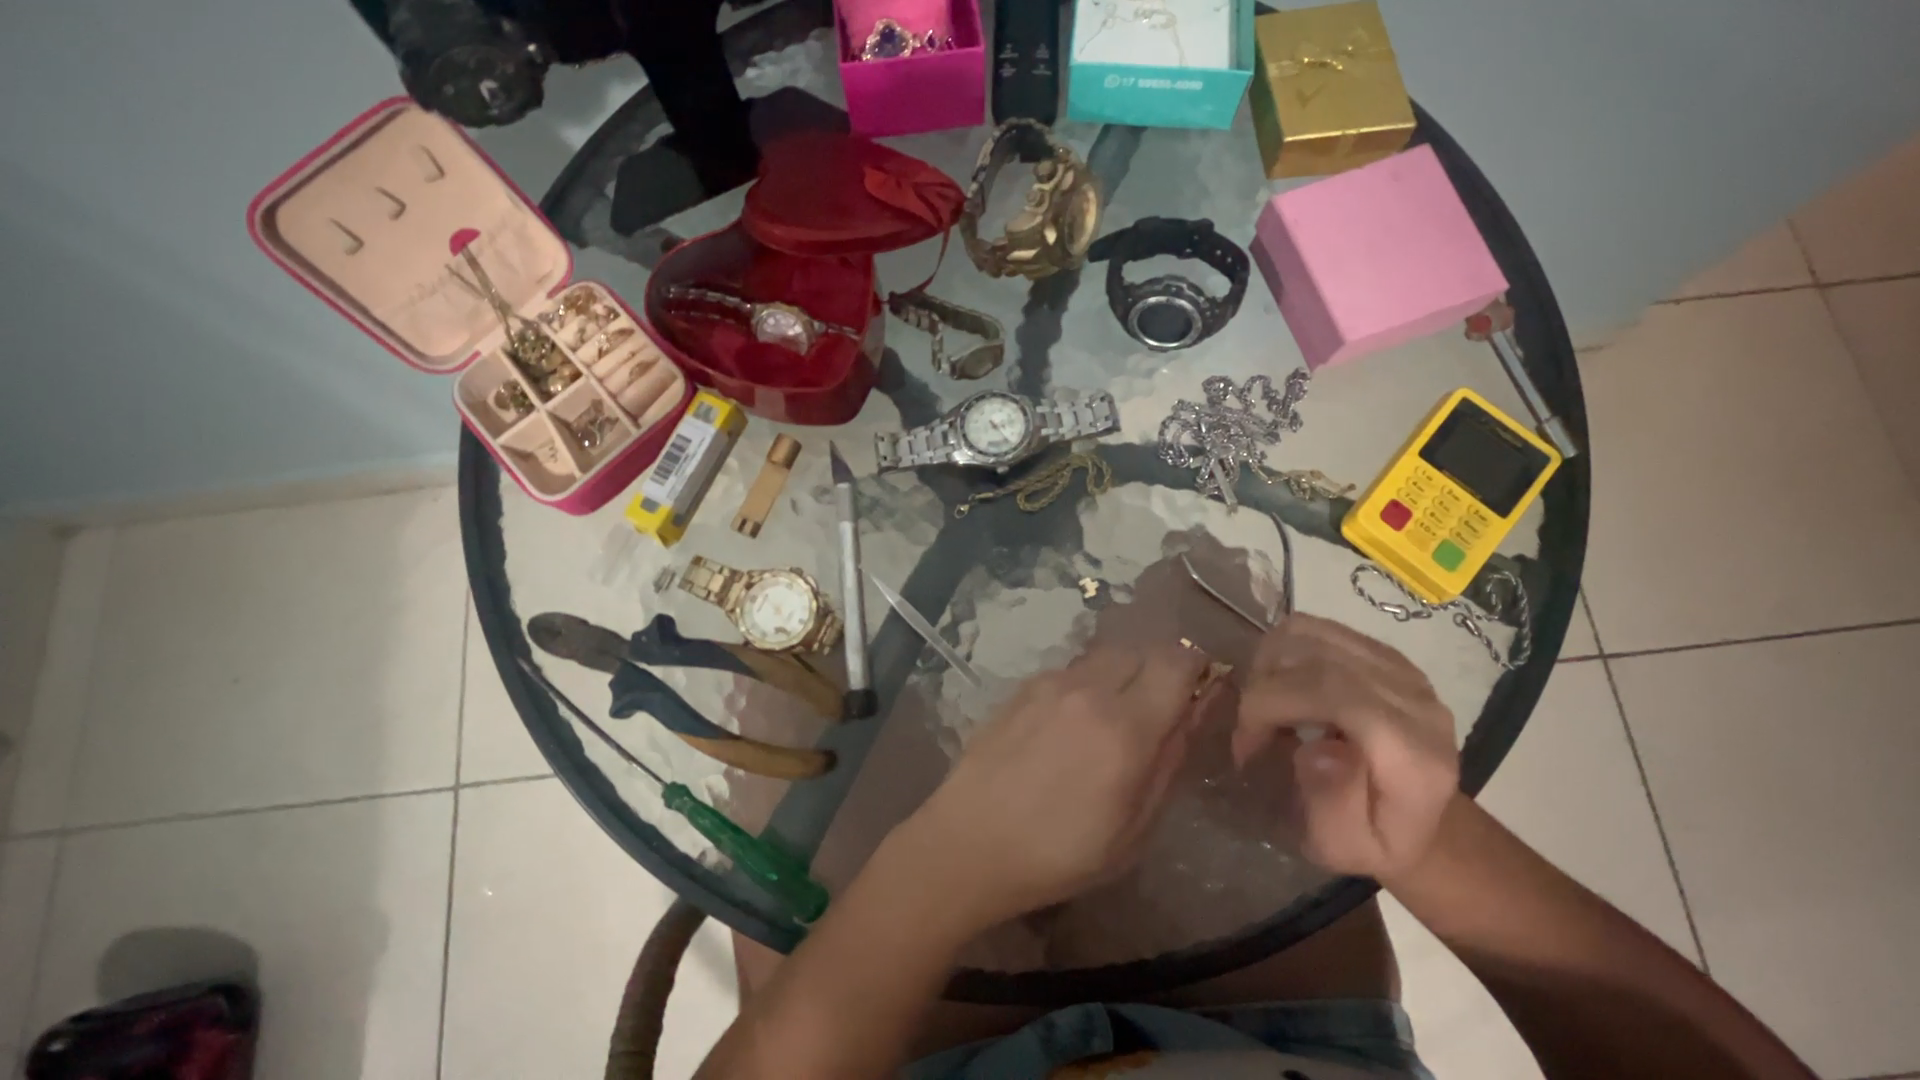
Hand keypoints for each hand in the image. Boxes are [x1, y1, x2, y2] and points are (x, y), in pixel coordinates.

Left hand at [896, 643, 1212, 930]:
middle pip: (1142, 649)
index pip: (1178, 661)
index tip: (1200, 692)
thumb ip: (1171, 760)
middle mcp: (1089, 691)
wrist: (968, 844)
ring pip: (1104, 656)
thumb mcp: (1135, 829)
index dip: (1198, 669)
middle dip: (1160, 670)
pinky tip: (1071, 724)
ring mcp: (1050, 684)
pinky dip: (1085, 684)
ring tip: (1112, 718)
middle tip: (1158, 709)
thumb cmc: (1061, 854)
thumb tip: (1199, 709)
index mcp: (1126, 729)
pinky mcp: (1021, 688)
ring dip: (1121, 674)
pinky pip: (1070, 670)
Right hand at [1234, 615, 1459, 885]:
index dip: (1273, 706)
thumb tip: (1318, 751)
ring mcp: (1402, 669)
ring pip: (1311, 634)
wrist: (1420, 822)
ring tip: (1264, 707)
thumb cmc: (1373, 842)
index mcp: (1415, 755)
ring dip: (1268, 666)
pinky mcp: (1383, 653)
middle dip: (1262, 690)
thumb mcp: (1345, 849)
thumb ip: (1334, 808)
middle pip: (1318, 659)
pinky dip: (1282, 652)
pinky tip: (1280, 687)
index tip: (1246, 747)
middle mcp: (1416, 700)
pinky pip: (1316, 629)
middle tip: (1248, 732)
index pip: (1336, 694)